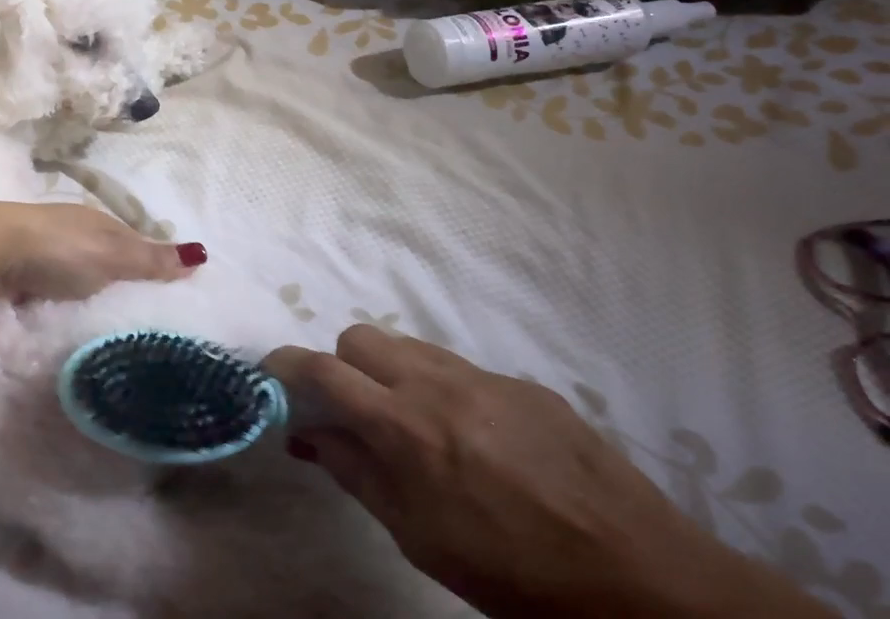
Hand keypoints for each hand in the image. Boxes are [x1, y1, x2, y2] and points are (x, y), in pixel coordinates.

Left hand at [0, 202, 198, 302]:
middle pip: (98, 250)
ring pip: (69, 266)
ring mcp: (36, 246)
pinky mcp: (12, 267)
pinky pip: (44, 283)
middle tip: (134, 306)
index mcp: (93, 219)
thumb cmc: (57, 250)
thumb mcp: (111, 256)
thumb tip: (198, 254)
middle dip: (113, 272)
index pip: (129, 236)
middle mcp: (66, 227)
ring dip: (82, 283)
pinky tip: (59, 310)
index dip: (147, 256)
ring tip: (100, 314)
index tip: (164, 283)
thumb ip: (149, 258)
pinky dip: (55, 294)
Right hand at [262, 326, 834, 618]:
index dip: (285, 363)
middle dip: (343, 365)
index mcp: (403, 426)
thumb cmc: (511, 570)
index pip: (321, 368)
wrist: (643, 578)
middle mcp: (438, 386)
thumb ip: (355, 472)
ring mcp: (488, 380)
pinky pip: (464, 369)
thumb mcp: (416, 535)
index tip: (272, 374)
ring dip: (393, 372)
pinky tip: (476, 440)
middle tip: (355, 410)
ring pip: (411, 346)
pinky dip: (446, 390)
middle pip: (360, 337)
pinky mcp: (530, 387)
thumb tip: (308, 434)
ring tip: (414, 423)